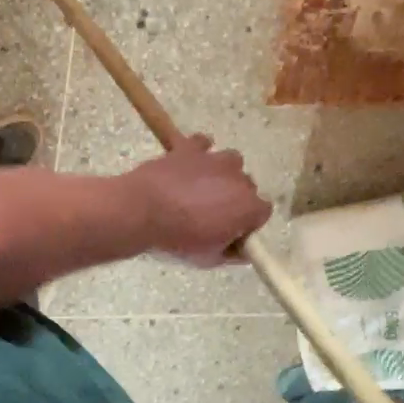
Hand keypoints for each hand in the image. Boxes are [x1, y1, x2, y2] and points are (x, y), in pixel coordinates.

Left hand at [124, 134, 271, 266]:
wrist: (141, 210)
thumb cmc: (178, 238)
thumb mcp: (209, 258)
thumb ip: (232, 254)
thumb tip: (242, 251)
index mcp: (249, 206)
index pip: (262, 213)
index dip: (247, 222)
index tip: (230, 230)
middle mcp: (239, 178)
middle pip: (246, 186)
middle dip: (234, 198)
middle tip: (209, 212)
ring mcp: (214, 159)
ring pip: (231, 162)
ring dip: (221, 173)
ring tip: (201, 186)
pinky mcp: (190, 148)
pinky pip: (202, 144)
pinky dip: (199, 152)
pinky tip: (188, 164)